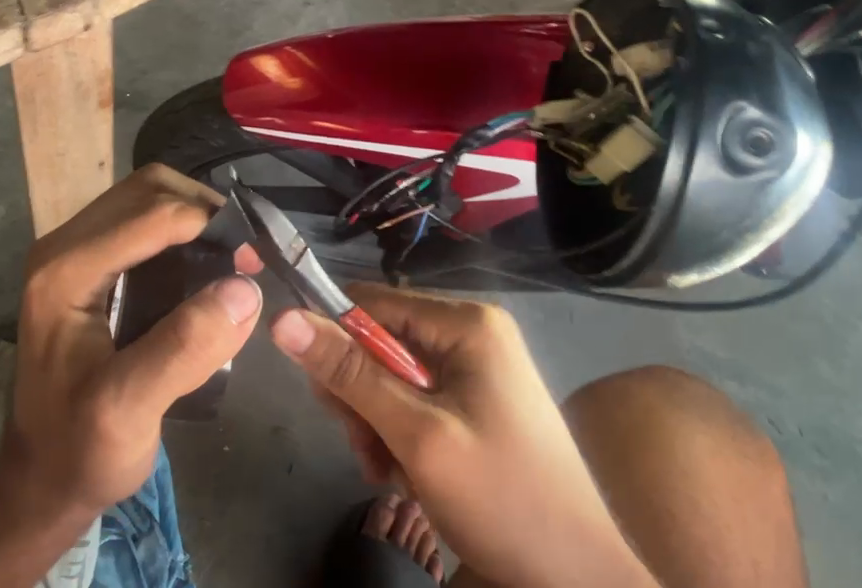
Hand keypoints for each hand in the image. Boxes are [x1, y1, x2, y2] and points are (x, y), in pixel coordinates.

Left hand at [4, 164, 264, 513]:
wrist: (45, 475)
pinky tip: (205, 263)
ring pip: (144, 200)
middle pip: (145, 190)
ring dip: (193, 216)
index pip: (148, 214)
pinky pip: (139, 224)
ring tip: (234, 256)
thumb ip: (183, 348)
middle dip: (202, 210)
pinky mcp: (87, 267)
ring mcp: (73, 253)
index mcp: (63, 271)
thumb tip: (244, 289)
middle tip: (246, 254)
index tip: (255, 256)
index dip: (207, 223)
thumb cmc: (81, 447)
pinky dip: (179, 230)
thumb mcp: (130, 408)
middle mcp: (62, 247)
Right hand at [271, 286, 656, 587]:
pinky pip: (411, 401)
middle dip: (359, 395)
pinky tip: (405, 474)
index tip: (321, 395)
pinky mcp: (474, 403)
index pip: (368, 301)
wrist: (578, 581)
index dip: (332, 338)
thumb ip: (349, 374)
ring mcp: (475, 370)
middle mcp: (470, 333)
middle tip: (365, 445)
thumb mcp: (416, 436)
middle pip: (376, 340)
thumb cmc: (503, 500)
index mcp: (466, 323)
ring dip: (374, 423)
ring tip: (388, 470)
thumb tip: (282, 319)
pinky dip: (397, 436)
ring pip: (387, 376)